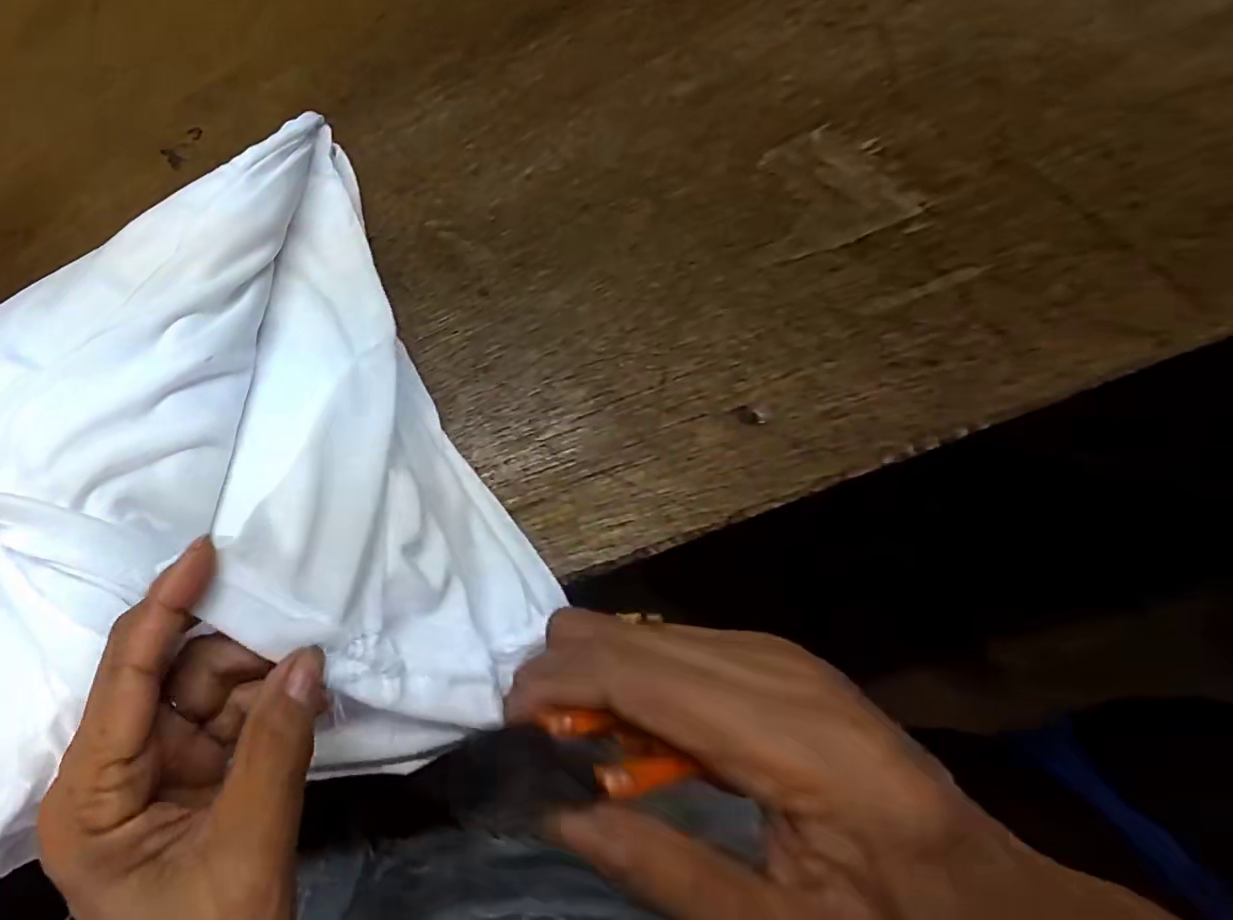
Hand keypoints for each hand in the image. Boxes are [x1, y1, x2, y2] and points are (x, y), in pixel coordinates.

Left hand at [38, 538, 328, 919]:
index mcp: (90, 789)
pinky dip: (268, 705)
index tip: (205, 550)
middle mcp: (112, 768)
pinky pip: (231, 721)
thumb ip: (274, 752)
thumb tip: (307, 659)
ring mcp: (155, 773)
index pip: (127, 668)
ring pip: (207, 691)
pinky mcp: (191, 781)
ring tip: (310, 664)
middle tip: (287, 620)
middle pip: (171, 672)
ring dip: (259, 674)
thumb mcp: (241, 858)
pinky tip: (304, 692)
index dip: (166, 602)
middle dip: (232, 645)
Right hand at [506, 610, 1171, 919]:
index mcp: (799, 742)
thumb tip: (554, 812)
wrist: (1008, 903)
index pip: (635, 675)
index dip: (554, 687)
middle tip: (550, 745)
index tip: (510, 727)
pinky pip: (659, 639)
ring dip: (591, 677)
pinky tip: (642, 731)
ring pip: (629, 626)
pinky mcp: (769, 652)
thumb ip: (669, 874)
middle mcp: (777, 669)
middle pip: (619, 634)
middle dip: (561, 678)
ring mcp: (774, 652)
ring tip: (595, 744)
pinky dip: (627, 676)